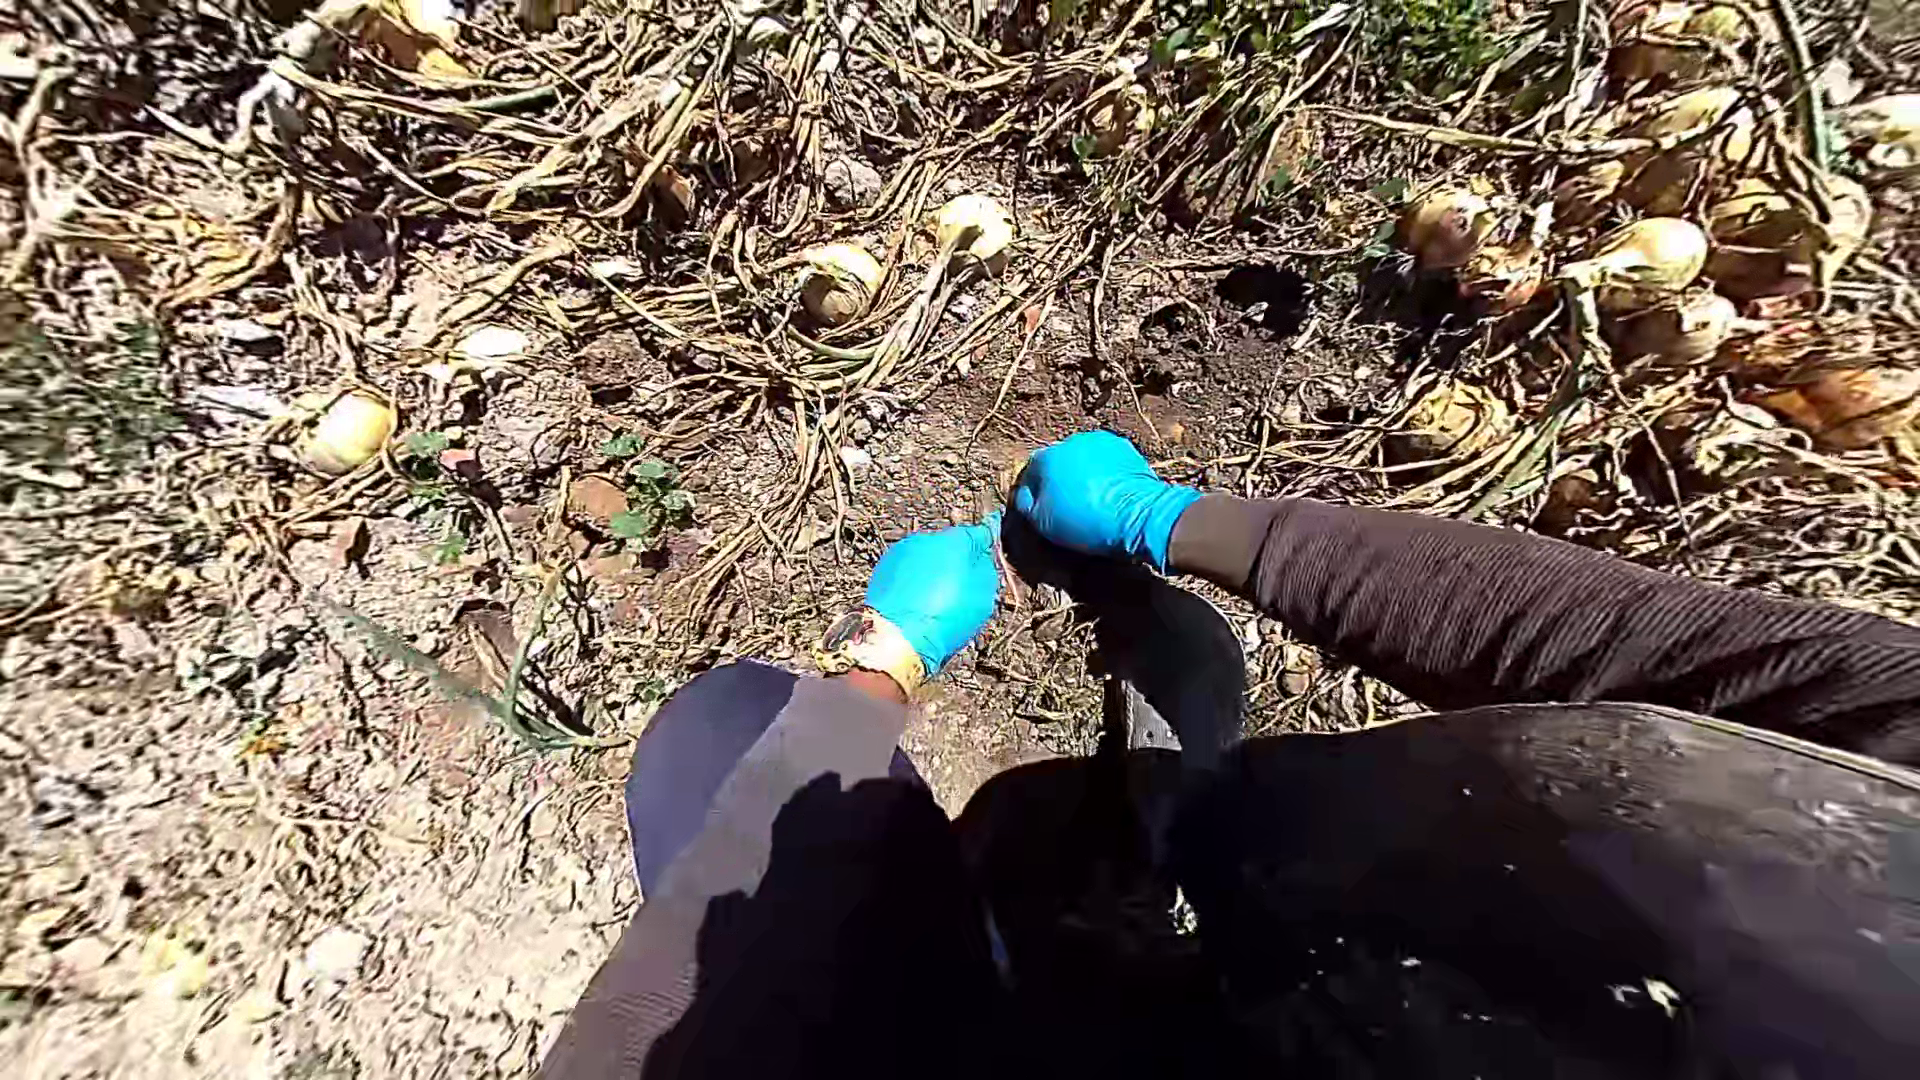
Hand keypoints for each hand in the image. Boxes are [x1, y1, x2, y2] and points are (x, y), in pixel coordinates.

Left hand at [864, 513, 1001, 672]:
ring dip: (934, 573)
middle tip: (963, 591)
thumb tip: (982, 556)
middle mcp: (928, 539)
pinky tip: (917, 606)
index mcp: (956, 541)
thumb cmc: (943, 617)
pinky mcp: (884, 568)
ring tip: (937, 603)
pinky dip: (914, 583)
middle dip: (957, 564)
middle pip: (950, 547)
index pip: (979, 534)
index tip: (986, 556)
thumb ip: (986, 568)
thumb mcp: (983, 597)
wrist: (897, 635)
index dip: (985, 548)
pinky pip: (908, 571)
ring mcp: (903, 552)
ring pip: (927, 558)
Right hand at [1011, 431, 1200, 570]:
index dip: (1032, 495)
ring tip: (1090, 502)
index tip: (1039, 511)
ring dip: (1081, 477)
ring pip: (1081, 461)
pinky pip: (1105, 462)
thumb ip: (1026, 505)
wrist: (1139, 515)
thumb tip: (1025, 496)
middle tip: (1065, 508)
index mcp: (1046, 457)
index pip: (1029, 474)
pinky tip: (1108, 495)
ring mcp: (1100, 442)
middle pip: (1056, 464)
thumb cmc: (1086, 521)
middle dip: (1058, 483)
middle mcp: (1071, 442)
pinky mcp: (1125, 449)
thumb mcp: (1043, 523)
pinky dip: (1103, 475)